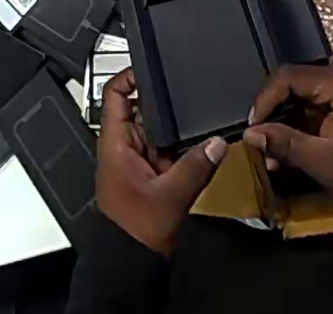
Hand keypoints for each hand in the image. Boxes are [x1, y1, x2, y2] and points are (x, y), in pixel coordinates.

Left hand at [95, 68, 226, 253]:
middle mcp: (124, 145)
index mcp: (116, 142)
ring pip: (156, 128)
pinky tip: (199, 141)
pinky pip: (165, 147)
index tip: (151, 65)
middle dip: (163, 100)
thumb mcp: (170, 196)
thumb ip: (195, 166)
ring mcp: (137, 158)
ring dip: (174, 125)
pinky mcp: (150, 173)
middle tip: (186, 88)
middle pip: (140, 107)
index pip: (115, 93)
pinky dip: (180, 145)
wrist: (131, 267)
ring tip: (196, 112)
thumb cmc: (134, 232)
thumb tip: (218, 141)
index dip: (130, 74)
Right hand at [242, 64, 332, 212]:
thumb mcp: (324, 161)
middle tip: (256, 138)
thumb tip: (249, 135)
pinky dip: (288, 130)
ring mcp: (331, 96)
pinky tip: (280, 153)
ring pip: (290, 99)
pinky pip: (300, 112)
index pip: (286, 77)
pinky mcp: (330, 112)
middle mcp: (330, 81)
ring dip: (276, 124)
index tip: (253, 126)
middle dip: (269, 112)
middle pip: (286, 85)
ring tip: (266, 150)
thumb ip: (286, 144)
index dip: (265, 99)